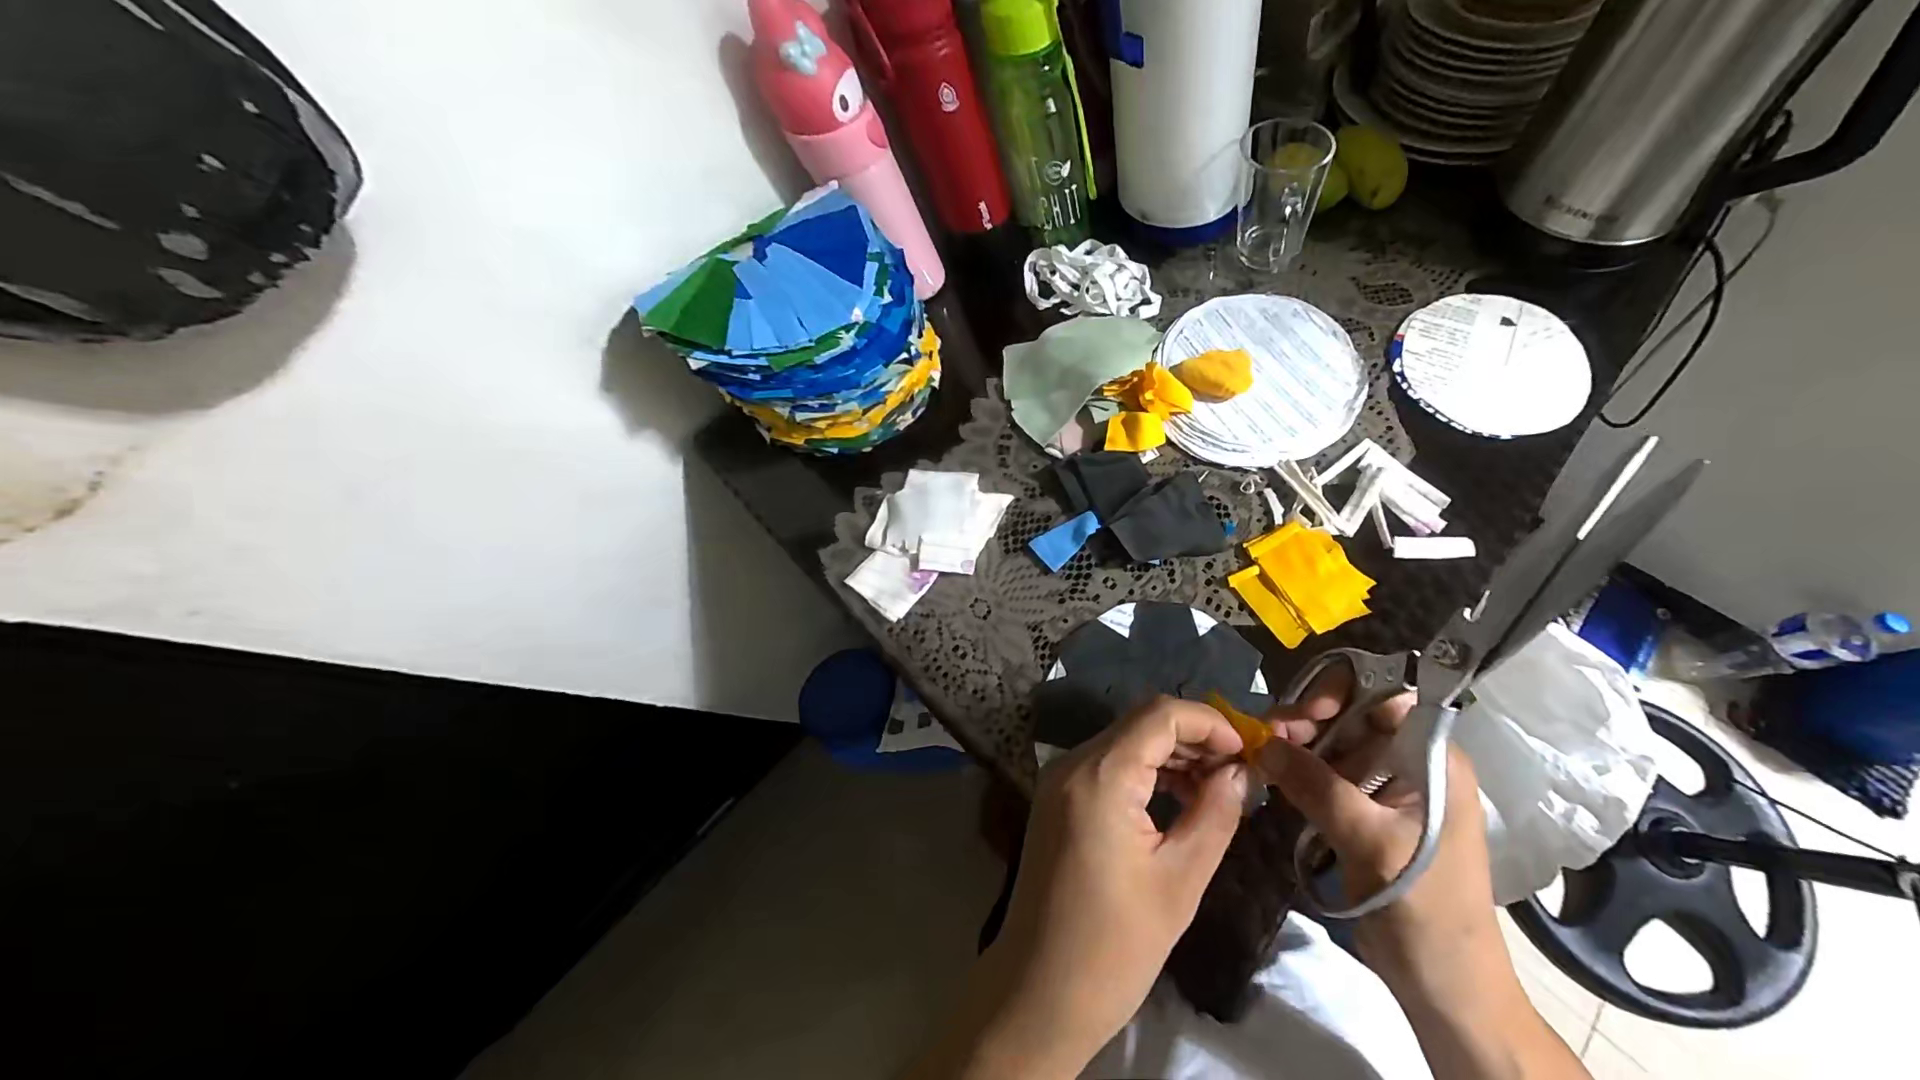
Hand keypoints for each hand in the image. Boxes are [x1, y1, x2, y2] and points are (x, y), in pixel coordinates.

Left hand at [907, 696, 1247, 1078]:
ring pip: (1125, 741)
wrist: (1040, 989)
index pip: (1160, 714)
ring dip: (1172, 754)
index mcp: (1099, 777)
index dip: (1210, 722)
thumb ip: (1215, 814)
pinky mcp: (1057, 799)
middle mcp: (1072, 764)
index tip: (1250, 751)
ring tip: (1219, 787)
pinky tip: (1180, 797)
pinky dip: (1145, 771)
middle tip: (1241, 771)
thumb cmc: (1115, 945)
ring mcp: (1059, 780)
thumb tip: (1241, 773)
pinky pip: (1108, 765)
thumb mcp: (1180, 880)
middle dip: (1195, 737)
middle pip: (1141, 723)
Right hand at [1258, 666, 1497, 981]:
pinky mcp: (1366, 812)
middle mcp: (1413, 763)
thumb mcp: (1368, 840)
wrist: (1441, 983)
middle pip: (1353, 717)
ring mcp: (1388, 788)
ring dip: (1298, 747)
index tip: (1302, 715)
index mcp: (1434, 759)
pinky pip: (1328, 774)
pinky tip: (1275, 779)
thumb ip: (1315, 785)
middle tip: (1268, 739)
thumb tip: (1264, 744)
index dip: (1341, 693)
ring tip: (1265, 762)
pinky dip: (1299, 772)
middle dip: (1308, 721)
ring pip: (1335, 744)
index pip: (1386, 696)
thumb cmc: (1422, 907)